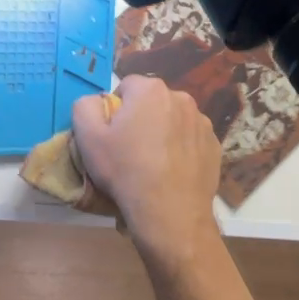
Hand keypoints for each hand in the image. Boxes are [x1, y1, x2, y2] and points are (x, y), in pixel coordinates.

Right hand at [72, 75, 221, 261]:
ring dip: (161, 133)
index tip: (110, 135)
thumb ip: (84, 106)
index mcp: (150, 90)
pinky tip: (170, 172)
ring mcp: (202, 122)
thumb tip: (94, 101)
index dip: (114, 110)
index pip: (125, 87)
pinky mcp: (214, 146)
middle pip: (151, 102)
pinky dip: (180, 150)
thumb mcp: (87, 137)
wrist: (168, 212)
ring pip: (172, 121)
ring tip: (151, 164)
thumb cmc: (124, 170)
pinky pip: (189, 140)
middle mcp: (181, 98)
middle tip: (128, 150)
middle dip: (140, 119)